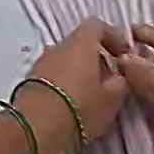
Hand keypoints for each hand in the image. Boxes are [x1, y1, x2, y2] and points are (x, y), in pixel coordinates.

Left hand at [18, 19, 130, 153]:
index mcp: (80, 43)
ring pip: (65, 60)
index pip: (97, 26)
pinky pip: (53, 75)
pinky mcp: (29, 81)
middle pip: (80, 44)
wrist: (35, 127)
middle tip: (110, 79)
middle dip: (97, 58)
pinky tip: (72, 102)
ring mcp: (41, 63)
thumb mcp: (112, 99)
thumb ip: (121, 82)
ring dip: (79, 71)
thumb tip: (120, 75)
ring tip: (92, 94)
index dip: (113, 37)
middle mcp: (58, 47)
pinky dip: (64, 82)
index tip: (124, 53)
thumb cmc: (80, 107)